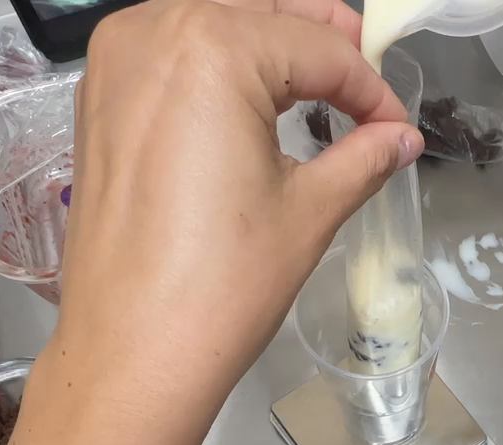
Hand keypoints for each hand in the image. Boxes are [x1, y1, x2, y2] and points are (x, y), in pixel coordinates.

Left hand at [45, 0, 422, 406]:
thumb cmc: (225, 287)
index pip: (313, 47)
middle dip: (318, 42)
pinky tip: (248, 101)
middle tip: (366, 71)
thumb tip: (403, 139)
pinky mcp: (98, 104)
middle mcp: (152, 31)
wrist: (135, 353)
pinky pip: (170, 61)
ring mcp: (114, 65)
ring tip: (315, 80)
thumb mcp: (308, 214)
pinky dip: (217, 70)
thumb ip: (362, 159)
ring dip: (267, 49)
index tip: (398, 125)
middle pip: (257, 17)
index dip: (368, 85)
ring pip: (209, 29)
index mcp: (210, 48)